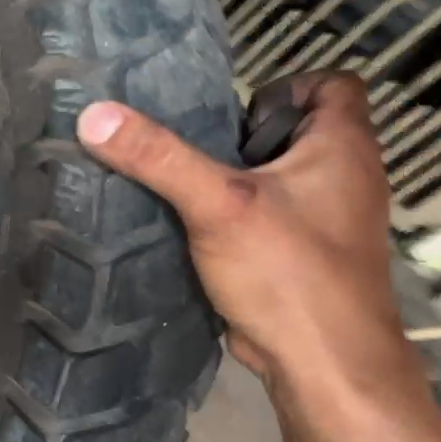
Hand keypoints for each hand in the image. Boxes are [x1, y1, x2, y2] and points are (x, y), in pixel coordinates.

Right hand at [76, 72, 413, 392]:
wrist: (321, 356)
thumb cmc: (285, 269)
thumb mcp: (214, 204)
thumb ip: (158, 158)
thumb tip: (94, 116)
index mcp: (343, 147)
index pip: (331, 85)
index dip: (281, 88)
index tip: (225, 117)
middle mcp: (345, 176)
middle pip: (296, 133)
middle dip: (241, 138)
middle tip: (190, 157)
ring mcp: (326, 220)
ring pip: (279, 180)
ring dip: (234, 181)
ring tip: (182, 194)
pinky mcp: (302, 256)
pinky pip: (268, 219)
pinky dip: (234, 219)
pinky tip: (193, 236)